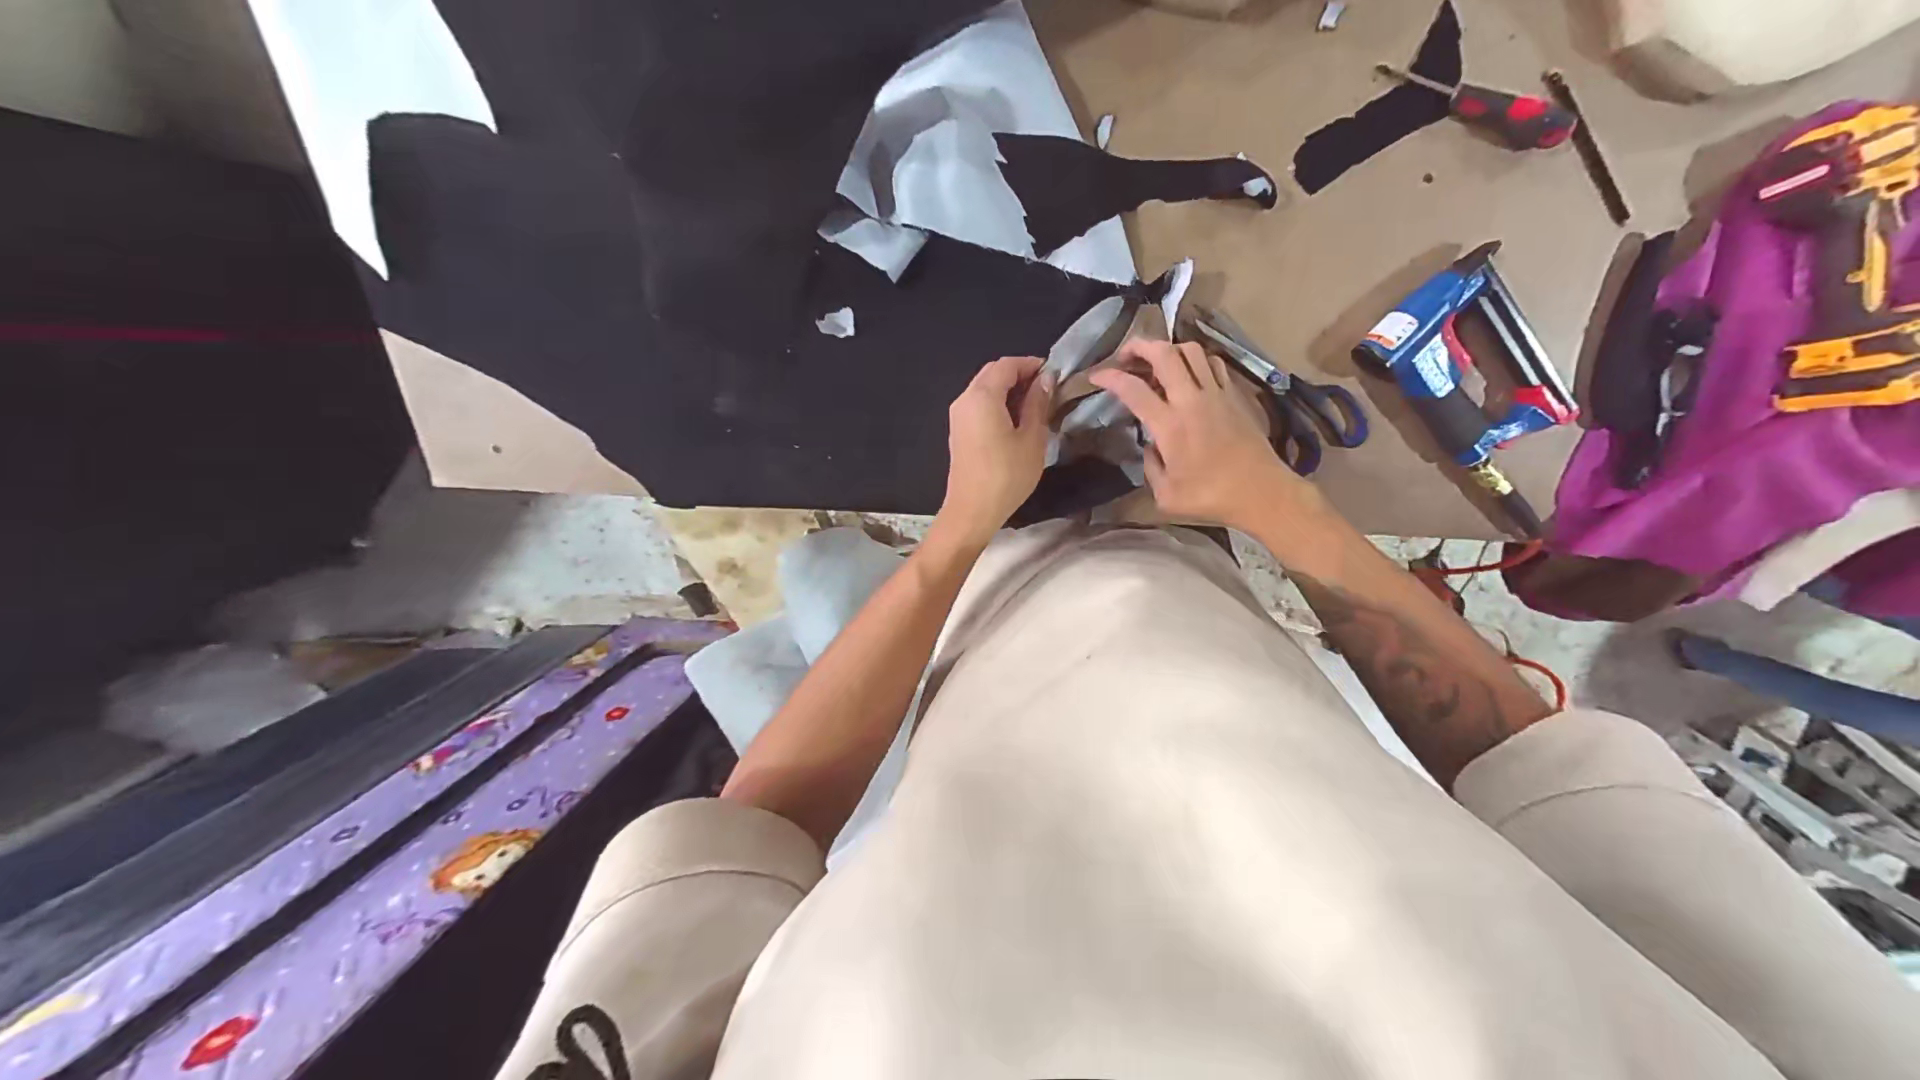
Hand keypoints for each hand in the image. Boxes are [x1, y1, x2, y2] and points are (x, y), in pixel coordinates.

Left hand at [937, 355, 1054, 545]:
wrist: (972, 510)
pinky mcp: (958, 431)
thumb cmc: (1007, 475)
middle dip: (1020, 375)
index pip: (1007, 365)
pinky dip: (997, 404)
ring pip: (984, 389)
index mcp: (982, 396)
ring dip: (1009, 390)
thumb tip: (1046, 379)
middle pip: (993, 373)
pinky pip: (978, 405)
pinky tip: (1016, 422)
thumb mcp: (1032, 438)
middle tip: (1046, 391)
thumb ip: (1038, 403)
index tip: (1054, 376)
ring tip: (1035, 407)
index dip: (1031, 365)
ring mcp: (958, 415)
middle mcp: (965, 399)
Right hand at [1089, 339, 1310, 529]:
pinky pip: (1212, 363)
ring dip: (1169, 349)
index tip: (1095, 376)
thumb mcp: (1165, 494)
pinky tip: (1189, 375)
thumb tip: (1150, 447)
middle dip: (1139, 346)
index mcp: (1169, 425)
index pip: (1133, 389)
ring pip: (1191, 351)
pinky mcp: (1235, 395)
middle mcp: (1191, 400)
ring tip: (1158, 362)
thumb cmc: (1210, 498)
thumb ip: (1150, 466)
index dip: (1109, 377)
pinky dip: (1196, 360)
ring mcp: (1216, 394)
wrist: (1261, 492)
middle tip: (1126, 356)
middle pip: (1164, 354)